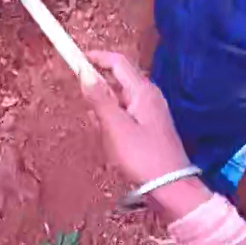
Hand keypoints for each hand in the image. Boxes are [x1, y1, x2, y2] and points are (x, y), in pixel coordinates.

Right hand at [80, 51, 193, 189]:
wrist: (169, 186)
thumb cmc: (142, 157)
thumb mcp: (116, 127)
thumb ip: (99, 99)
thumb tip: (84, 72)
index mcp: (143, 91)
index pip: (118, 62)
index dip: (96, 58)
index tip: (75, 59)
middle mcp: (149, 96)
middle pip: (119, 79)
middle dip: (98, 85)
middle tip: (81, 96)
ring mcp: (152, 112)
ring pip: (121, 98)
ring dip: (104, 105)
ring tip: (96, 123)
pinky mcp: (150, 128)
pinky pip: (126, 113)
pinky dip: (113, 118)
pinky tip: (107, 135)